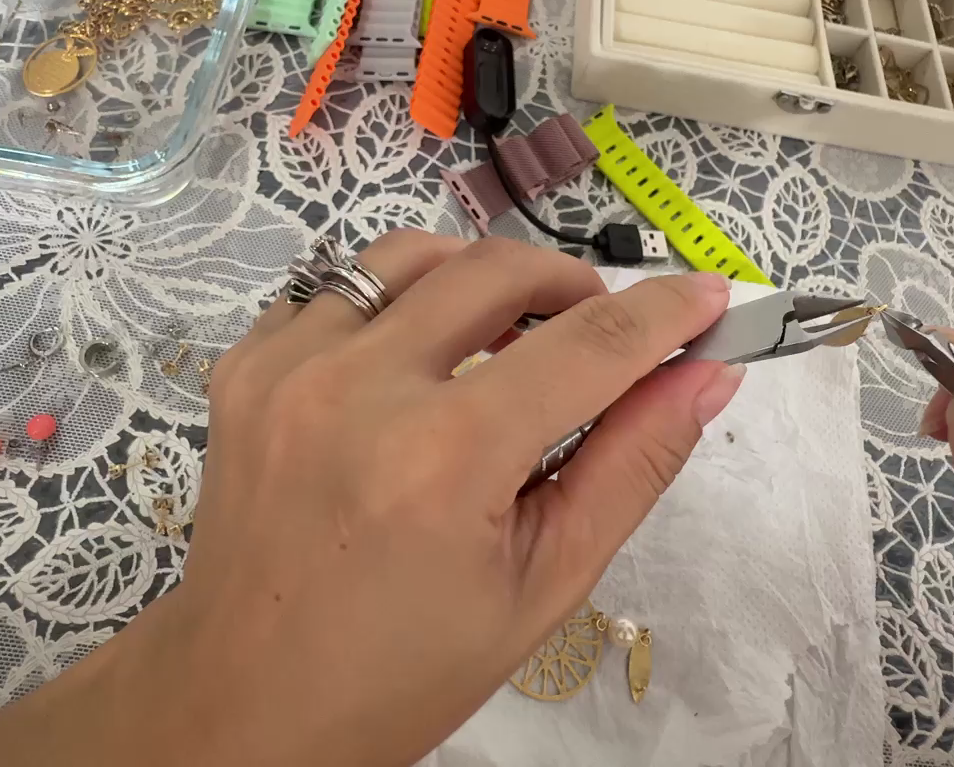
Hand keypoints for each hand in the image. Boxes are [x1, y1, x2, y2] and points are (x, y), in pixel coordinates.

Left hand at [0, 232, 742, 766]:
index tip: (707, 293)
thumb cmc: (408, 664)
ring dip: (481, 275)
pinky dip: (398, 297)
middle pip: (496, 268)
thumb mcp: (544, 582)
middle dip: (572, 282)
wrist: (247, 700)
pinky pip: (341, 283)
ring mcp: (286, 364)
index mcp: (442, 460)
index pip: (585, 347)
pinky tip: (411, 351)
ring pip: (414, 253)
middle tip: (597, 325)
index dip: (662, 311)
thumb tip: (705, 374)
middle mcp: (356, 387)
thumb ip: (633, 465)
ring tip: (505, 330)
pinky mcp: (246, 361)